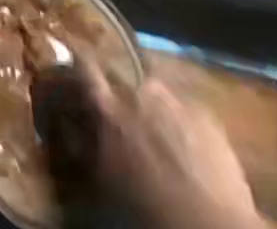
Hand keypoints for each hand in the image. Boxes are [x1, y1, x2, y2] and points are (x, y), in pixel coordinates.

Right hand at [61, 60, 265, 228]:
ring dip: (146, 99)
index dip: (78, 65)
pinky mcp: (206, 114)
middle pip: (120, 72)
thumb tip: (67, 123)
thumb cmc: (146, 206)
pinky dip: (176, 116)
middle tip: (116, 108)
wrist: (210, 226)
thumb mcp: (101, 177)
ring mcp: (175, 99)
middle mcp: (139, 91)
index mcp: (108, 106)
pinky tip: (182, 141)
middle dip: (114, 85)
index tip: (74, 69)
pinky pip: (182, 104)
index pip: (83, 65)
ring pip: (153, 86)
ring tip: (151, 126)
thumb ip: (81, 143)